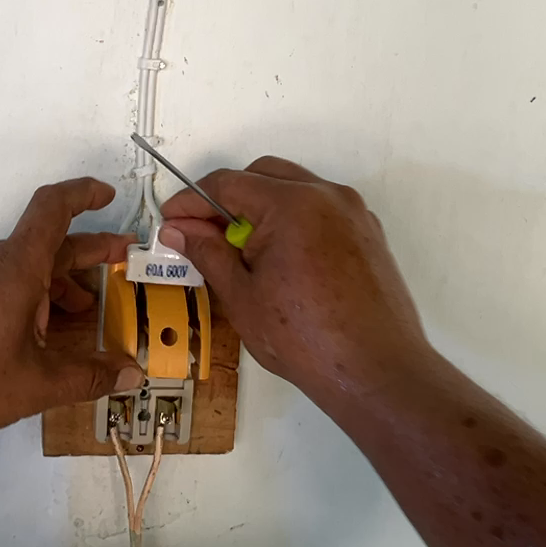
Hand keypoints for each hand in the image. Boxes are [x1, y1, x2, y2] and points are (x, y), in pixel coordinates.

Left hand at [0, 178, 144, 439]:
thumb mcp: (36, 385)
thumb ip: (88, 377)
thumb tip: (131, 372)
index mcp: (16, 269)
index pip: (53, 208)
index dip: (84, 194)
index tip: (108, 195)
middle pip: (47, 241)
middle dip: (89, 249)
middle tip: (122, 260)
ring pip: (25, 265)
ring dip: (60, 279)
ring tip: (86, 308)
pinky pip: (4, 282)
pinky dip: (33, 294)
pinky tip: (40, 332)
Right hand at [159, 156, 432, 403]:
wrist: (375, 370)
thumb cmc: (304, 338)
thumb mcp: (241, 296)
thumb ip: (207, 252)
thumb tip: (178, 230)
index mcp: (291, 205)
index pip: (227, 184)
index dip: (191, 201)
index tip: (170, 221)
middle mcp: (326, 196)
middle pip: (262, 176)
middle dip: (226, 199)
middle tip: (202, 235)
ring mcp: (353, 212)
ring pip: (293, 190)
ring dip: (259, 209)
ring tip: (239, 252)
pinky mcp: (366, 233)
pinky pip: (318, 210)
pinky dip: (290, 222)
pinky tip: (276, 261)